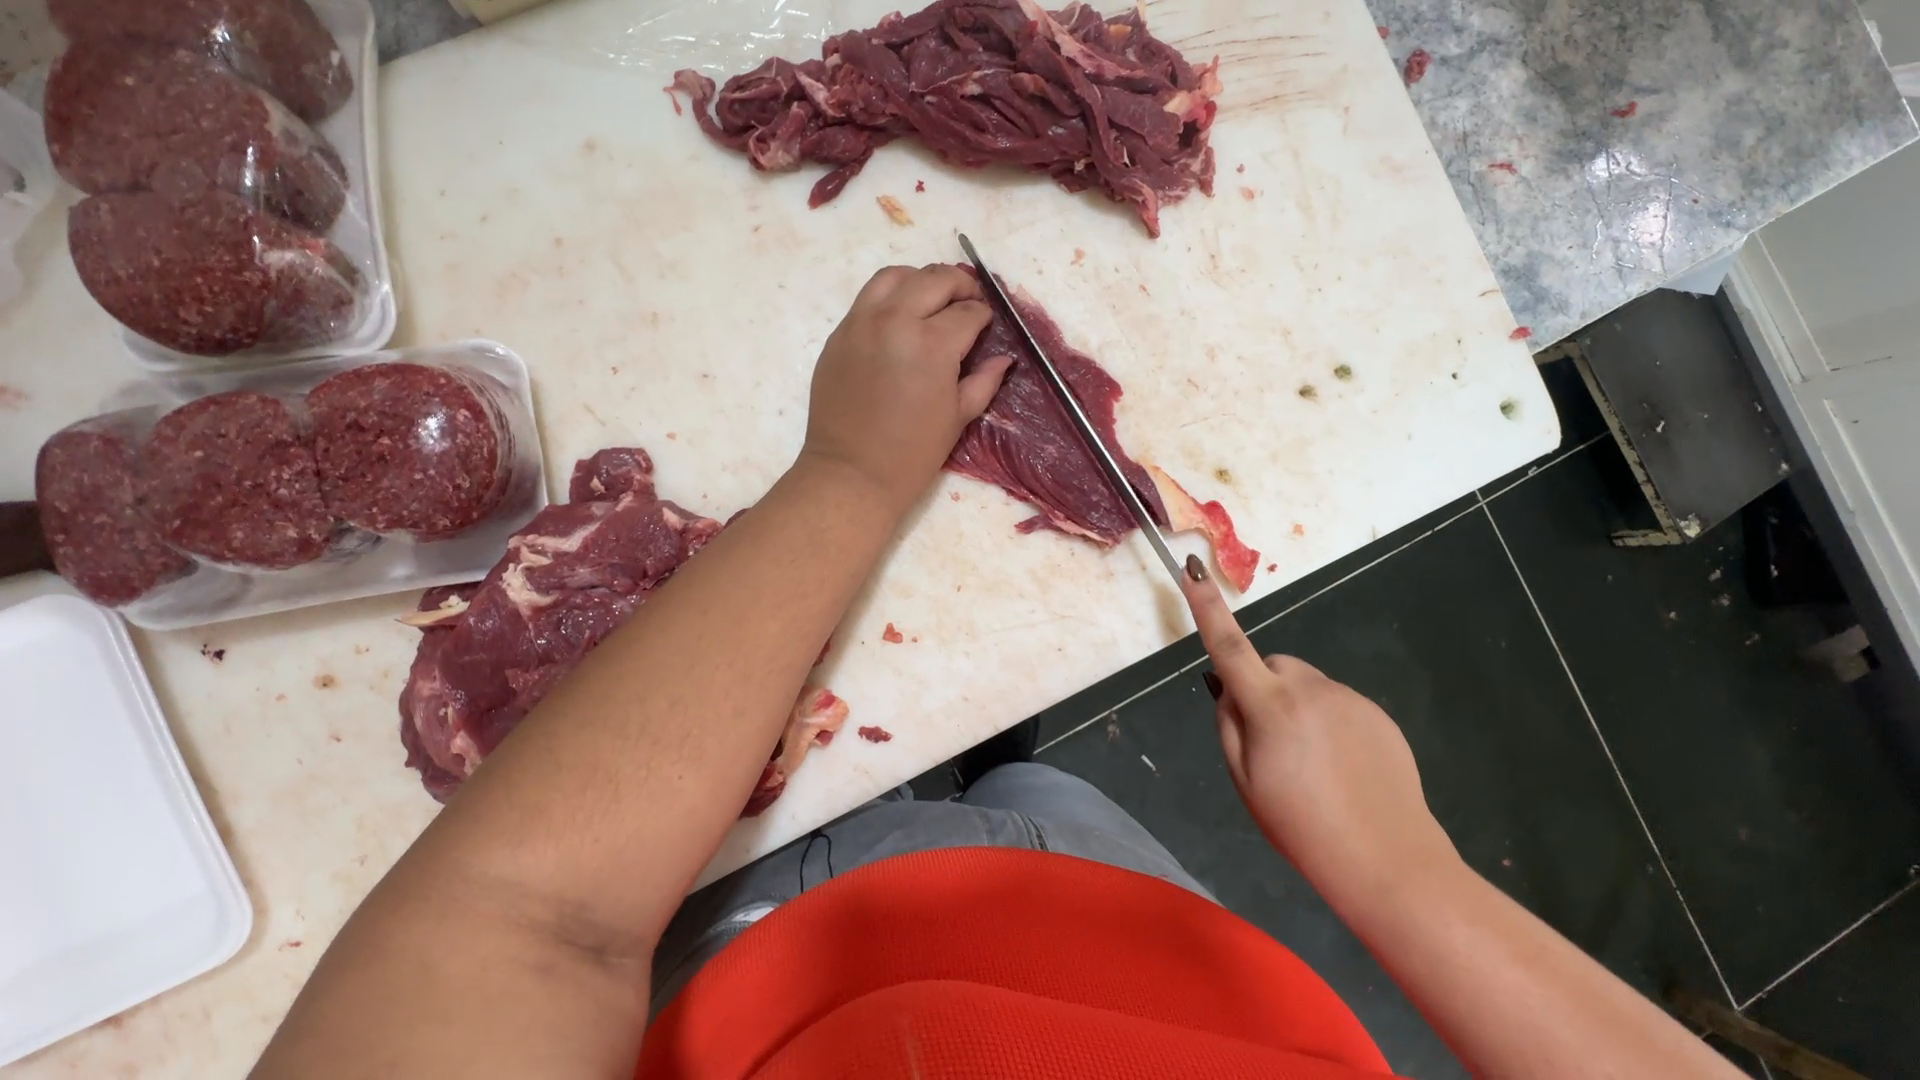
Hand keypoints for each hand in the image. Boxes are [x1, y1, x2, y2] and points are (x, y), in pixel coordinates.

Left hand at [800, 265, 1010, 514]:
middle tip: (969, 302)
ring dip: (920, 281)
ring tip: (932, 300)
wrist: (852, 473)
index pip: (968, 311)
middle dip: (959, 285)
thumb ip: (984, 380)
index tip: (987, 324)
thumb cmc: (912, 453)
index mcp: (932, 343)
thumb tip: (1003, 358)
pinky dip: (889, 299)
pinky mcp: (839, 334)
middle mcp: (895, 320)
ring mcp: (861, 323)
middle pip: (934, 279)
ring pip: (895, 276)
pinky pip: (867, 299)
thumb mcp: (958, 417)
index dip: (984, 316)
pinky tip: (900, 320)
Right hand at [1179, 558, 1459, 895]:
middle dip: (1261, 688)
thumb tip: (1227, 687)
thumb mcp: (1245, 780)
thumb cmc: (1300, 826)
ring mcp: (1350, 698)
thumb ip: (1229, 724)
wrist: (1387, 860)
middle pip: (1271, 665)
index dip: (1206, 608)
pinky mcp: (1378, 714)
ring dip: (1295, 707)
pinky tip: (1338, 766)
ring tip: (1309, 764)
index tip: (1191, 572)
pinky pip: (1336, 703)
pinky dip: (1327, 722)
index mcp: (1271, 705)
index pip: (1229, 646)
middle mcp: (1311, 689)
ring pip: (1304, 685)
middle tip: (1268, 743)